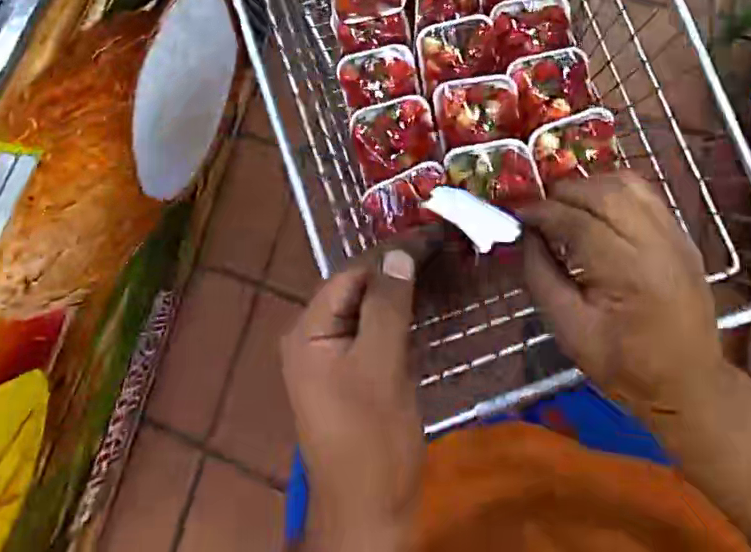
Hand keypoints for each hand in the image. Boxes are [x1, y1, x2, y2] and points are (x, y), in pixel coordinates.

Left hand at [281, 243, 424, 551]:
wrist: (369, 516)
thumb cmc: (372, 440)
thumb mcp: (381, 367)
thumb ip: (387, 306)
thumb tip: (399, 253)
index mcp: (308, 330)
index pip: (351, 274)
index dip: (391, 252)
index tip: (431, 234)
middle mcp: (313, 336)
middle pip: (358, 287)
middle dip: (398, 266)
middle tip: (442, 244)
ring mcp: (332, 356)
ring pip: (369, 307)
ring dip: (403, 287)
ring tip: (441, 264)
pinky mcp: (352, 373)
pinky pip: (375, 330)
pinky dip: (401, 313)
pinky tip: (427, 301)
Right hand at [515, 171, 723, 419]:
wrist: (690, 386)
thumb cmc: (626, 367)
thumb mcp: (569, 331)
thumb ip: (541, 276)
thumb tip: (526, 233)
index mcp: (629, 274)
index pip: (577, 223)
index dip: (542, 213)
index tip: (518, 214)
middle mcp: (658, 245)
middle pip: (604, 193)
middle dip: (563, 193)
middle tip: (539, 209)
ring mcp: (675, 236)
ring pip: (626, 184)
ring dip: (589, 186)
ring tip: (566, 205)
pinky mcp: (682, 235)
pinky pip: (644, 192)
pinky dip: (613, 189)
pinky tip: (596, 207)